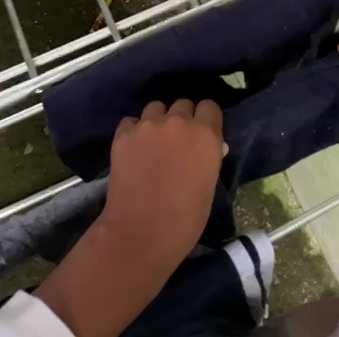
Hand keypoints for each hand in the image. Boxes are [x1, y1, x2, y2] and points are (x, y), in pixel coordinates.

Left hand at [98, 99, 225, 265]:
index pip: (210, 107)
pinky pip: (132, 121)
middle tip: (178, 142)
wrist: (140, 234)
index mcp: (205, 135)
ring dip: (158, 121)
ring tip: (153, 144)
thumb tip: (215, 145)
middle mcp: (178, 122)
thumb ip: (211, 159)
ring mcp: (148, 125)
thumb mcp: (208, 188)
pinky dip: (134, 132)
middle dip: (183, 118)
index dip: (207, 119)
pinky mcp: (124, 133)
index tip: (203, 133)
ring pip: (156, 107)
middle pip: (183, 104)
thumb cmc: (184, 220)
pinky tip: (134, 151)